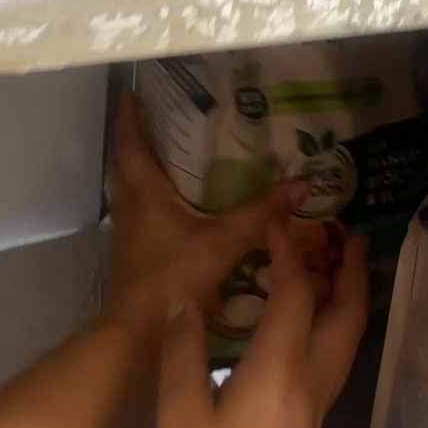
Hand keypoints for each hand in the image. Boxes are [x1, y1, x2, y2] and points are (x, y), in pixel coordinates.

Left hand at [104, 94, 304, 343]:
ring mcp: (128, 233)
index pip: (130, 144)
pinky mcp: (133, 254)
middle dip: (136, 140)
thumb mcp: (223, 243)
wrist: (137, 334)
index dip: (130, 118)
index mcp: (144, 193)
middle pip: (125, 164)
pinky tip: (175, 208)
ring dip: (141, 170)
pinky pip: (139, 213)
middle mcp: (130, 207)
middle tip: (157, 121)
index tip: (133, 93)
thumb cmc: (173, 278)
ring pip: (129, 190)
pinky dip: (150, 200)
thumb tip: (301, 185)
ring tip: (168, 157)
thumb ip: (261, 214)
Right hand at [155, 223, 368, 427]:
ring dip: (347, 297)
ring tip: (335, 268)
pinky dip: (329, 325)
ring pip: (346, 338)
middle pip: (347, 315)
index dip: (288, 250)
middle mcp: (311, 381)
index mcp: (280, 369)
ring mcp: (316, 407)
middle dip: (351, 271)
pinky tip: (303, 328)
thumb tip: (185, 299)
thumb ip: (183, 351)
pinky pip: (331, 358)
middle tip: (350, 235)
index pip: (296, 292)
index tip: (277, 219)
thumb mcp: (179, 415)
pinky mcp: (310, 427)